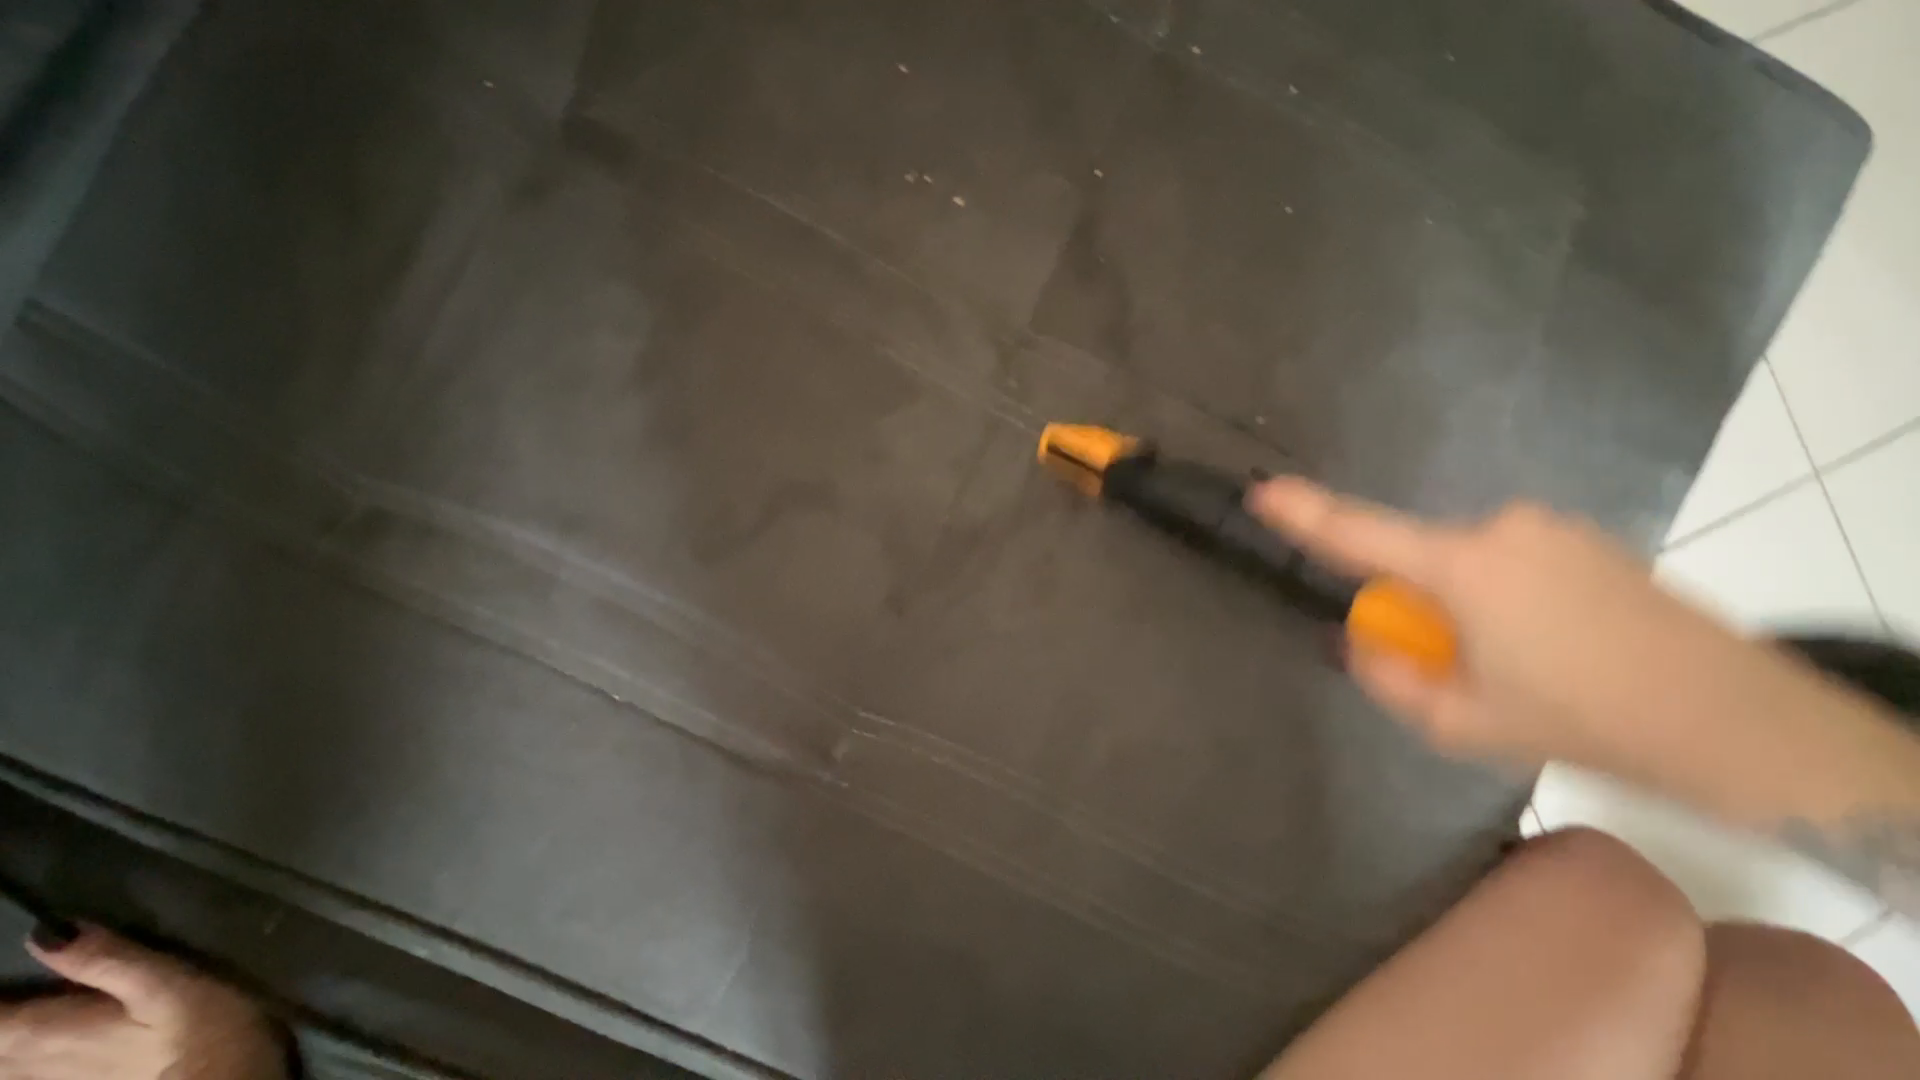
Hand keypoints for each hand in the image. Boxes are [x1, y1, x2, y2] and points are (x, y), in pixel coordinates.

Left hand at [0, 922, 285, 1079]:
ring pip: (4, 1060)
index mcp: (37, 1031)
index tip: (26, 956)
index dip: (0, 988)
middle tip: (26, 986)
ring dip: (14, 1033)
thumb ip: (103, 959)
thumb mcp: (163, 982)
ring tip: (36, 1009)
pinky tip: (47, 1045)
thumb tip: (49, 929)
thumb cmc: (196, 1026)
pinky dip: (24, 1055)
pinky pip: (23, 1072)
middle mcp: (22, 1063)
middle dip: (7, 1009)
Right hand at [1247, 476, 1779, 776]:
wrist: (1737, 722)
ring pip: (1471, 566)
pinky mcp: (1592, 542)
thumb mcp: (1461, 722)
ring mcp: (1553, 529)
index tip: (1261, 491)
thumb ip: (1389, 678)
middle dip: (1418, 607)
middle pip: (1420, 560)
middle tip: (1461, 670)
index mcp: (1463, 566)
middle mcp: (1502, 528)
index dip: (1304, 512)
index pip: (1358, 533)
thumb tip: (1362, 641)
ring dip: (1468, 607)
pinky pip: (1516, 565)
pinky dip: (1511, 601)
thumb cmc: (1583, 719)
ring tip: (1524, 668)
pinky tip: (1560, 650)